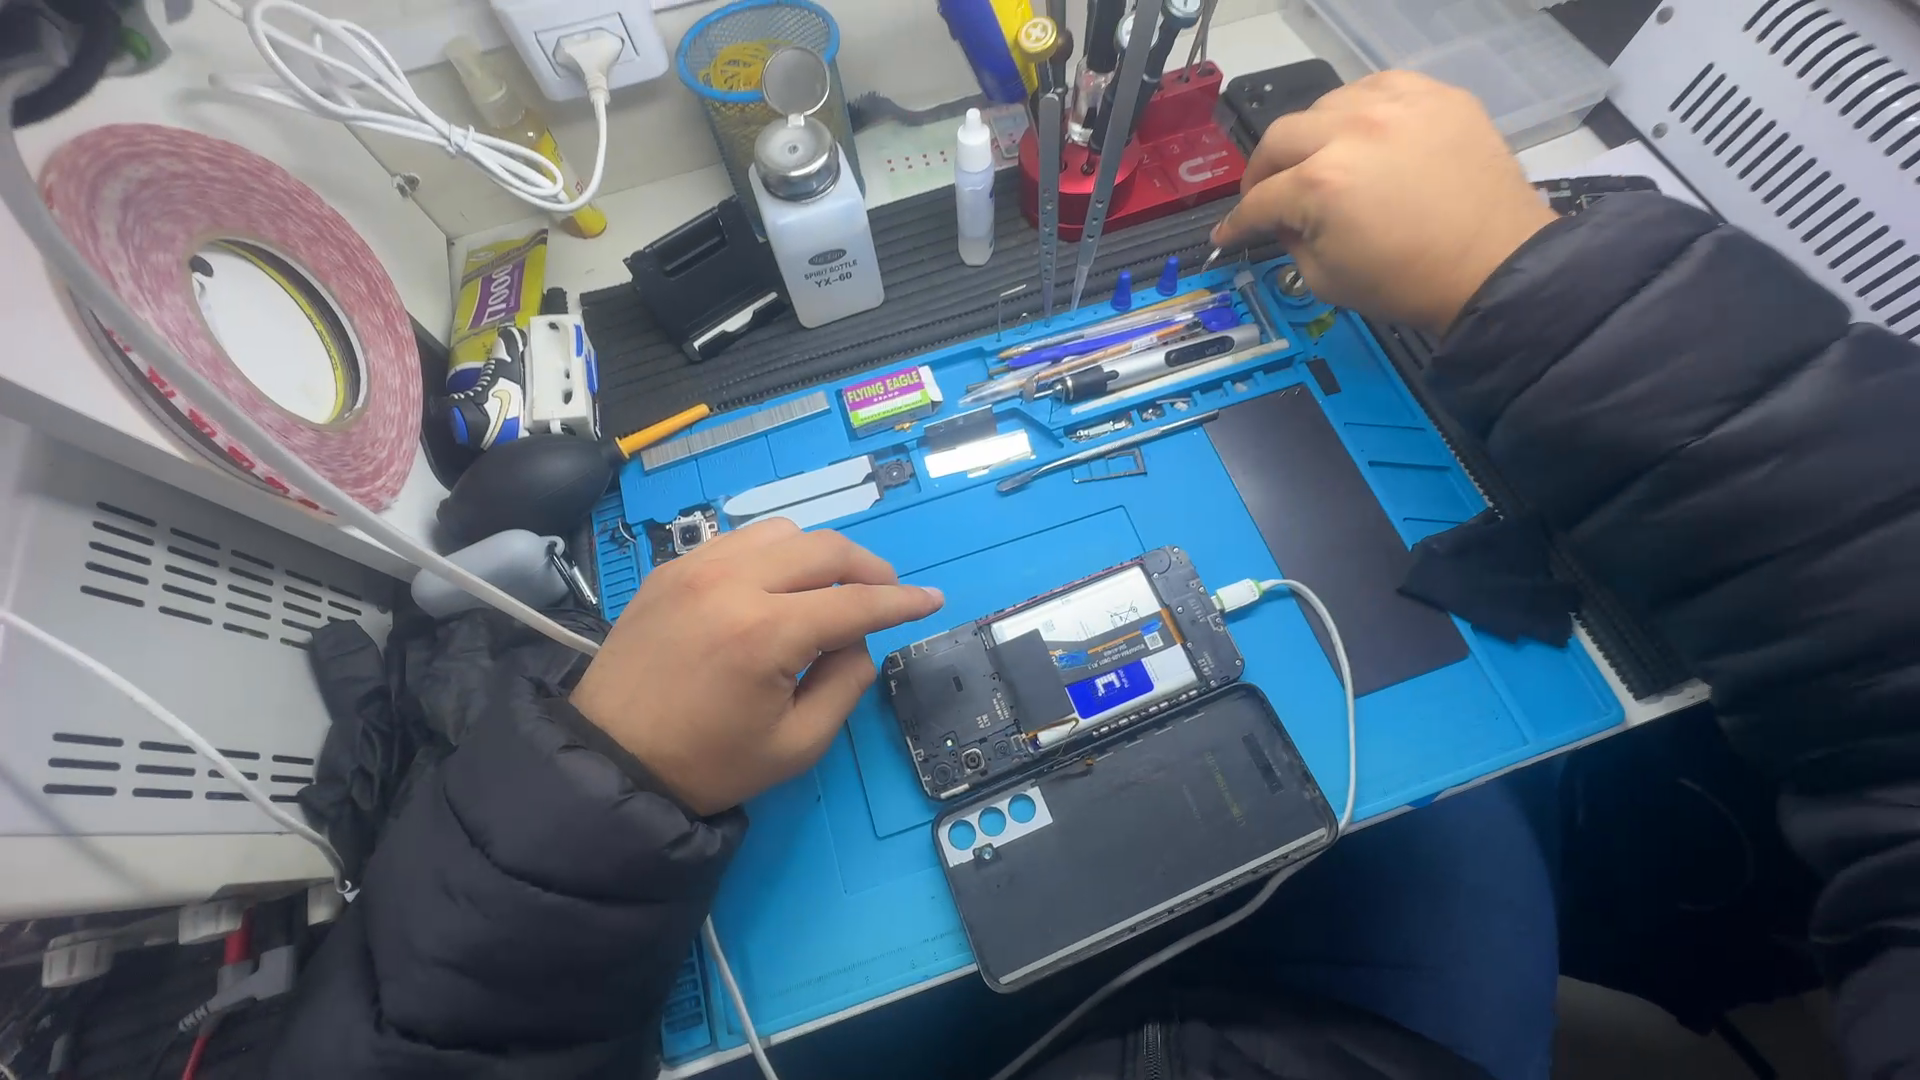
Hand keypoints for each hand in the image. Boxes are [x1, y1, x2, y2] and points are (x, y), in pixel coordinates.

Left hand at [571, 520, 943, 815]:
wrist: (609, 761)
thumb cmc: (708, 764)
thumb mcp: (797, 745)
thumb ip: (846, 684)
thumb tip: (858, 640)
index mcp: (765, 634)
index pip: (856, 603)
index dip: (902, 602)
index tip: (932, 599)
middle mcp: (732, 583)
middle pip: (825, 548)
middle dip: (869, 568)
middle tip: (886, 595)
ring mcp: (696, 567)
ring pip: (784, 532)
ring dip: (821, 555)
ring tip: (831, 589)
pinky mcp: (673, 568)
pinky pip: (742, 539)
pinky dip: (776, 553)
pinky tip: (779, 584)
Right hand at [1211, 71, 1558, 335]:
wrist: (1489, 265)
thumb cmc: (1402, 282)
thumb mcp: (1323, 277)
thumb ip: (1290, 240)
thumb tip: (1280, 222)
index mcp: (1320, 185)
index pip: (1258, 200)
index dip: (1236, 223)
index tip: (1226, 234)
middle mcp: (1352, 132)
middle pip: (1280, 138)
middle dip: (1260, 173)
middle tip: (1264, 197)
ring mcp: (1398, 106)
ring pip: (1324, 105)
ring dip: (1306, 137)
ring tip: (1312, 162)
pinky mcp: (1435, 97)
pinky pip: (1376, 88)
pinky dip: (1354, 111)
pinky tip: (1357, 135)